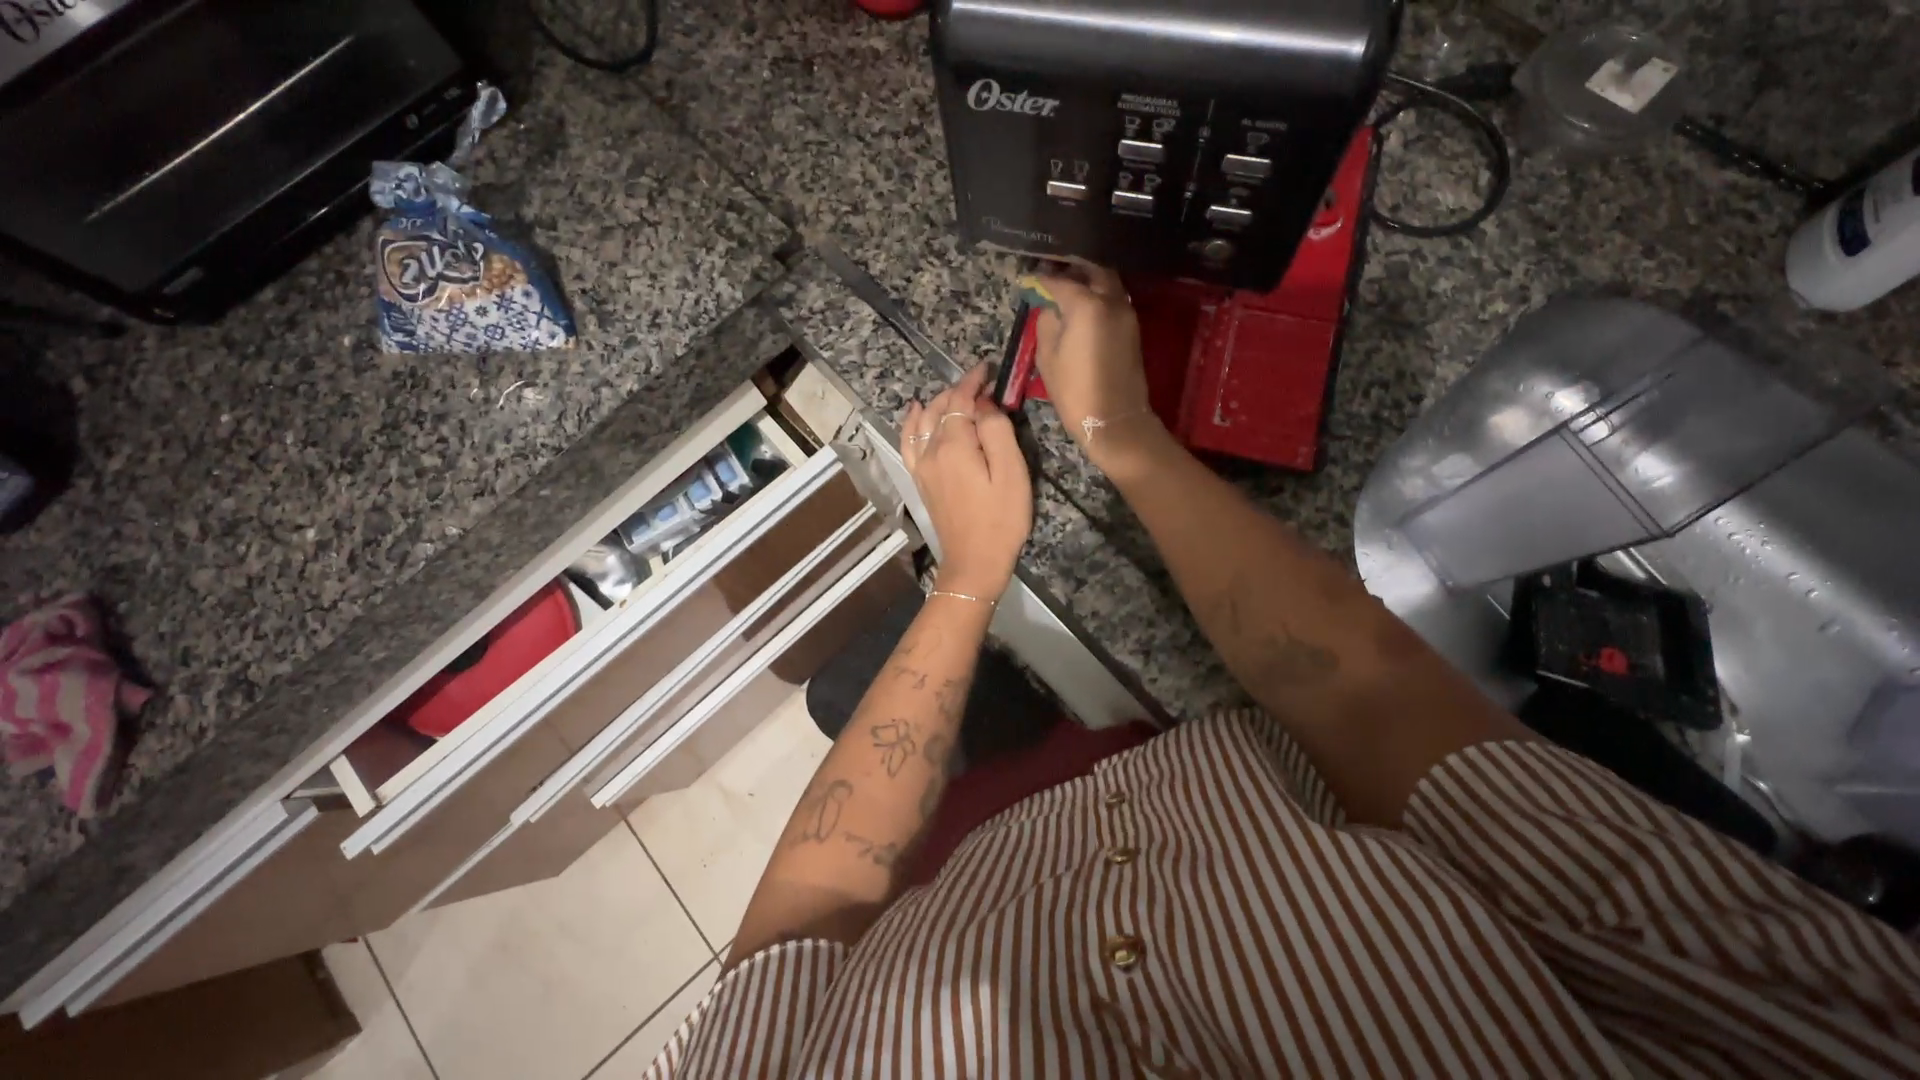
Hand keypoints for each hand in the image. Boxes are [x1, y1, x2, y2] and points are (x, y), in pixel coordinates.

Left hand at [900, 363, 1033, 599]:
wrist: (975, 562)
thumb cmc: (1001, 519)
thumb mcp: (1011, 472)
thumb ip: (997, 431)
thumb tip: (984, 406)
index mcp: (954, 446)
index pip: (960, 401)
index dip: (973, 381)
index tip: (988, 368)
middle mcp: (931, 451)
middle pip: (940, 408)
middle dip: (959, 390)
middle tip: (984, 384)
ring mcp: (922, 467)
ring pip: (923, 421)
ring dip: (939, 402)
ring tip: (958, 395)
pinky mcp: (921, 480)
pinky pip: (909, 441)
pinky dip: (912, 422)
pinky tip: (915, 411)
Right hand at [1029, 261, 1161, 471]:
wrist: (1115, 420)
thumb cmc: (1075, 391)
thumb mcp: (1048, 358)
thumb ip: (1047, 324)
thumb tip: (1051, 310)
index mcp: (1087, 305)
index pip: (1060, 281)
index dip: (1043, 279)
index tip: (1030, 279)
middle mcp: (1111, 301)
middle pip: (1093, 270)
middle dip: (1074, 267)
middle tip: (1055, 272)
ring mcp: (1126, 313)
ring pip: (1108, 282)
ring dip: (1090, 279)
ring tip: (1069, 286)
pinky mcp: (1132, 327)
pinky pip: (1114, 299)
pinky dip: (1100, 295)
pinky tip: (1084, 305)